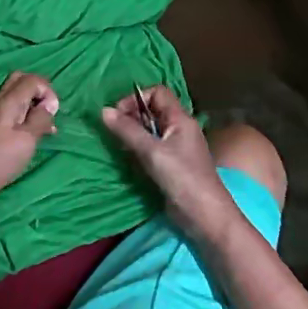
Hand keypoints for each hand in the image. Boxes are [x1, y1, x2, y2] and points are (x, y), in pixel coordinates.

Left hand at [0, 71, 59, 210]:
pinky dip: (22, 114)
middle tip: (48, 112)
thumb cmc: (0, 159)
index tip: (53, 113)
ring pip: (15, 94)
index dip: (48, 92)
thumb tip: (49, 105)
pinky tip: (29, 134)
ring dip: (31, 104)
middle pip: (20, 80)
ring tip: (43, 127)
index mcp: (9, 100)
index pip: (33, 79)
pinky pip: (9, 109)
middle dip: (39, 91)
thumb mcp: (27, 139)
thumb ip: (40, 119)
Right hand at [101, 85, 237, 238]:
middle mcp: (179, 129)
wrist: (204, 215)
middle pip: (153, 110)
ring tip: (118, 144)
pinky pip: (152, 148)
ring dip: (133, 134)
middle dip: (132, 116)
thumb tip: (103, 110)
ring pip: (151, 130)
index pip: (157, 93)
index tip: (119, 114)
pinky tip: (128, 158)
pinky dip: (138, 149)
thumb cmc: (182, 178)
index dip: (137, 98)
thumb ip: (128, 130)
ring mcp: (176, 147)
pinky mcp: (171, 164)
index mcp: (180, 119)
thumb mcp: (152, 152)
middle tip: (114, 130)